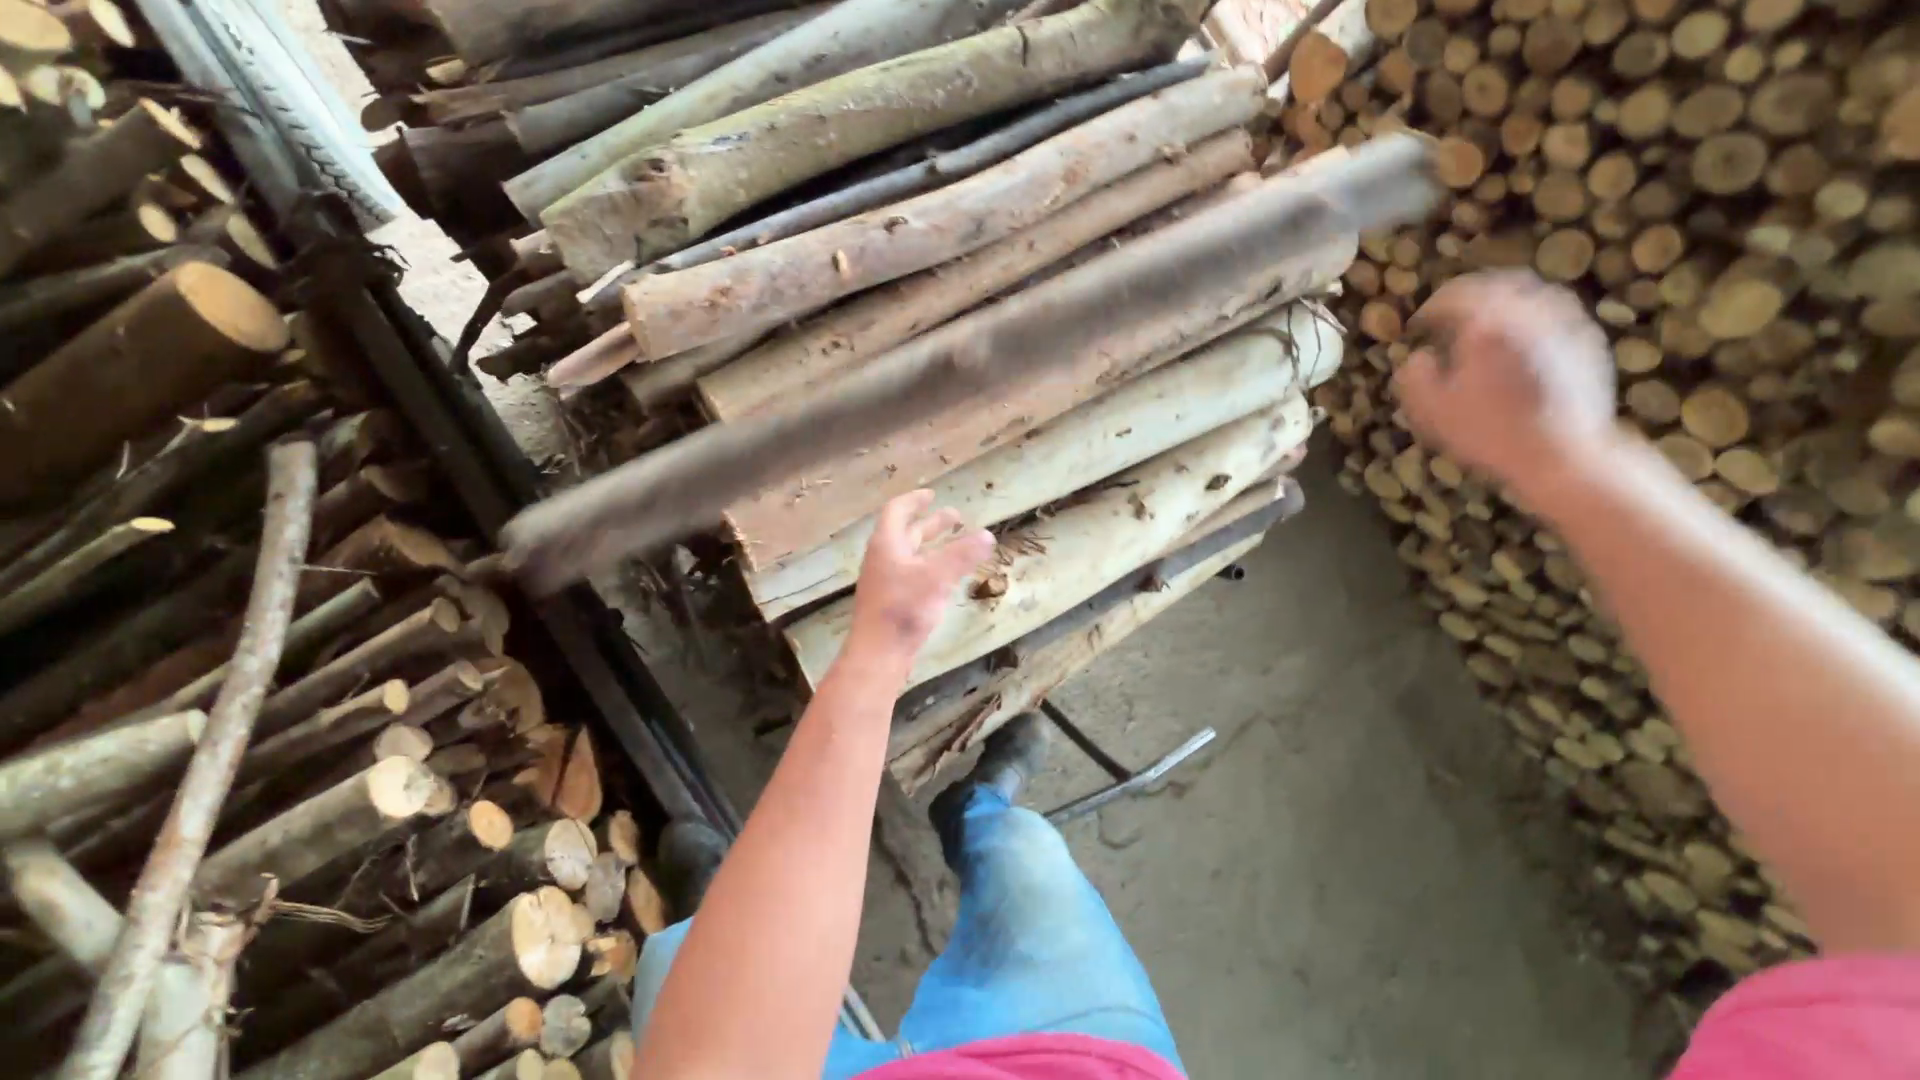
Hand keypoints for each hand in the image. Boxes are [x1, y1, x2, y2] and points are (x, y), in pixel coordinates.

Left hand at [849, 490, 994, 656]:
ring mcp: (885, 582)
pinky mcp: (891, 602)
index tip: (932, 495)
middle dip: (932, 523)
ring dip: (932, 546)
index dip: (914, 500)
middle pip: (906, 532)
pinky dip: (930, 567)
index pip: (897, 511)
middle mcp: (882, 559)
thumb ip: (963, 554)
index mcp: (887, 544)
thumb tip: (988, 535)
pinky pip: (912, 574)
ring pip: (910, 555)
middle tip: (956, 517)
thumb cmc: (904, 608)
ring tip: (957, 544)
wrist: (878, 653)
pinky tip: (946, 578)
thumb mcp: (938, 577)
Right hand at [1392, 271, 1617, 500]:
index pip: (1454, 295)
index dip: (1431, 307)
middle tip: (1454, 316)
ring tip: (1491, 327)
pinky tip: (1524, 346)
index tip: (1419, 325)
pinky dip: (1535, 321)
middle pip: (1499, 283)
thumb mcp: (1431, 410)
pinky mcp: (1589, 343)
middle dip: (1473, 295)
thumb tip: (1418, 357)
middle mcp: (1530, 312)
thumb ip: (1413, 376)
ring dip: (1508, 303)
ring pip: (1535, 294)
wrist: (1562, 455)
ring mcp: (1567, 325)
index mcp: (1488, 323)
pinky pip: (1558, 317)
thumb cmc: (1489, 432)